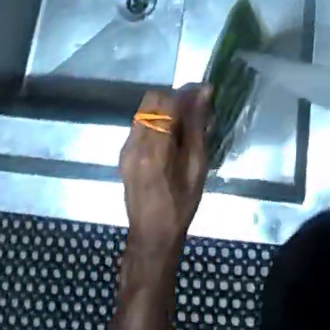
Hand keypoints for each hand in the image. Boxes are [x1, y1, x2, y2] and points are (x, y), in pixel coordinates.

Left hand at [119, 87, 210, 258]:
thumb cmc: (181, 204)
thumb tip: (204, 93)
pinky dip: (157, 120)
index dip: (187, 93)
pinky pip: (140, 124)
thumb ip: (197, 127)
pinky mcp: (124, 154)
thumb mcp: (197, 166)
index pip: (167, 102)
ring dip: (166, 108)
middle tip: (197, 108)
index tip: (206, 93)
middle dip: (175, 98)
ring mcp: (125, 148)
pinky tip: (172, 136)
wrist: (152, 235)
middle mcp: (133, 143)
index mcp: (152, 149)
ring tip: (186, 123)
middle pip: (152, 100)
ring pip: (145, 110)